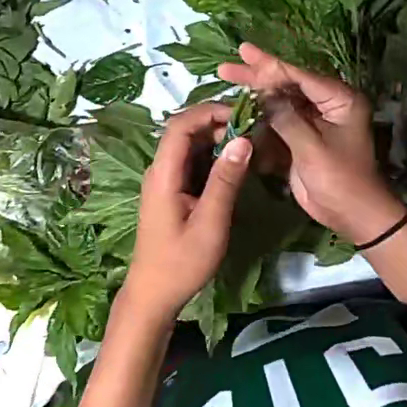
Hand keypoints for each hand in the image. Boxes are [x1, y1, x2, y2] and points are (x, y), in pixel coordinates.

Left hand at [119, 102, 252, 319]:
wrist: (154, 294)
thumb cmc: (181, 263)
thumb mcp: (210, 223)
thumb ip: (225, 181)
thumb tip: (243, 140)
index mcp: (163, 174)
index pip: (180, 126)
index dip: (209, 112)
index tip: (242, 113)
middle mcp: (159, 171)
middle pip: (184, 133)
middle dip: (217, 124)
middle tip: (253, 128)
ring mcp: (164, 182)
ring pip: (189, 148)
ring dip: (217, 140)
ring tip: (250, 142)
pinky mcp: (172, 193)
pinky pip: (191, 164)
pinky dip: (213, 158)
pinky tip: (235, 165)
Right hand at [218, 43, 406, 243]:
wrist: (352, 215)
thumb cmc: (340, 179)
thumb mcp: (311, 147)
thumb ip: (285, 118)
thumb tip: (260, 94)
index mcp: (339, 100)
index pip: (300, 76)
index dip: (270, 67)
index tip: (244, 55)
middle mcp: (325, 105)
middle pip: (287, 84)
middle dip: (258, 74)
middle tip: (232, 60)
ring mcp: (312, 121)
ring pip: (279, 102)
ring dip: (254, 94)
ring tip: (228, 76)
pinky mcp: (300, 139)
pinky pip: (277, 122)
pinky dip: (258, 117)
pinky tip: (236, 107)